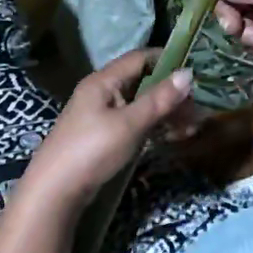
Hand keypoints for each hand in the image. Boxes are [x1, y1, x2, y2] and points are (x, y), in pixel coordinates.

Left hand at [21, 49, 192, 207]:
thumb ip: (159, 99)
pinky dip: (155, 126)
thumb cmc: (92, 151)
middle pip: (144, 82)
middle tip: (198, 107)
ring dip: (167, 112)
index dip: (168, 60)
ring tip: (192, 126)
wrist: (54, 194)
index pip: (141, 58)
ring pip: (142, 104)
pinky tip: (174, 137)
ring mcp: (103, 115)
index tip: (195, 70)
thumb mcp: (130, 124)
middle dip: (172, 93)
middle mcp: (103, 92)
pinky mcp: (104, 136)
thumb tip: (188, 73)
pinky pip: (136, 122)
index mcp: (104, 81)